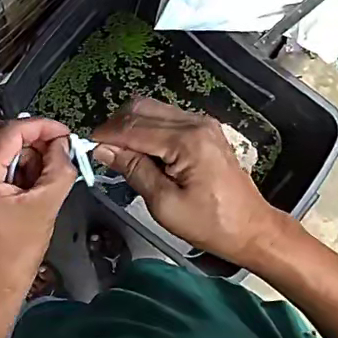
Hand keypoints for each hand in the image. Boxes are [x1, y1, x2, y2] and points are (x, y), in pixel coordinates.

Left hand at [0, 117, 75, 313]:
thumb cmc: (13, 256)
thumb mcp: (44, 207)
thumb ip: (58, 168)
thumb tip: (63, 145)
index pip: (10, 131)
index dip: (42, 127)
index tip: (66, 134)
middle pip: (0, 138)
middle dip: (32, 145)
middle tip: (58, 159)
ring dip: (22, 159)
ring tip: (41, 182)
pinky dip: (8, 172)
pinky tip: (25, 191)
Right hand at [91, 98, 291, 265]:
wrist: (251, 228)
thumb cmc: (210, 223)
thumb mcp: (164, 204)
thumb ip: (133, 170)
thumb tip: (103, 150)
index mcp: (187, 141)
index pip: (133, 128)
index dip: (104, 136)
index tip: (85, 149)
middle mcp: (195, 123)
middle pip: (140, 109)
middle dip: (114, 127)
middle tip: (100, 152)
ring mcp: (201, 123)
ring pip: (151, 110)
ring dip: (129, 127)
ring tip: (117, 154)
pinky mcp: (204, 130)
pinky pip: (165, 118)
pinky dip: (146, 129)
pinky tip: (139, 152)